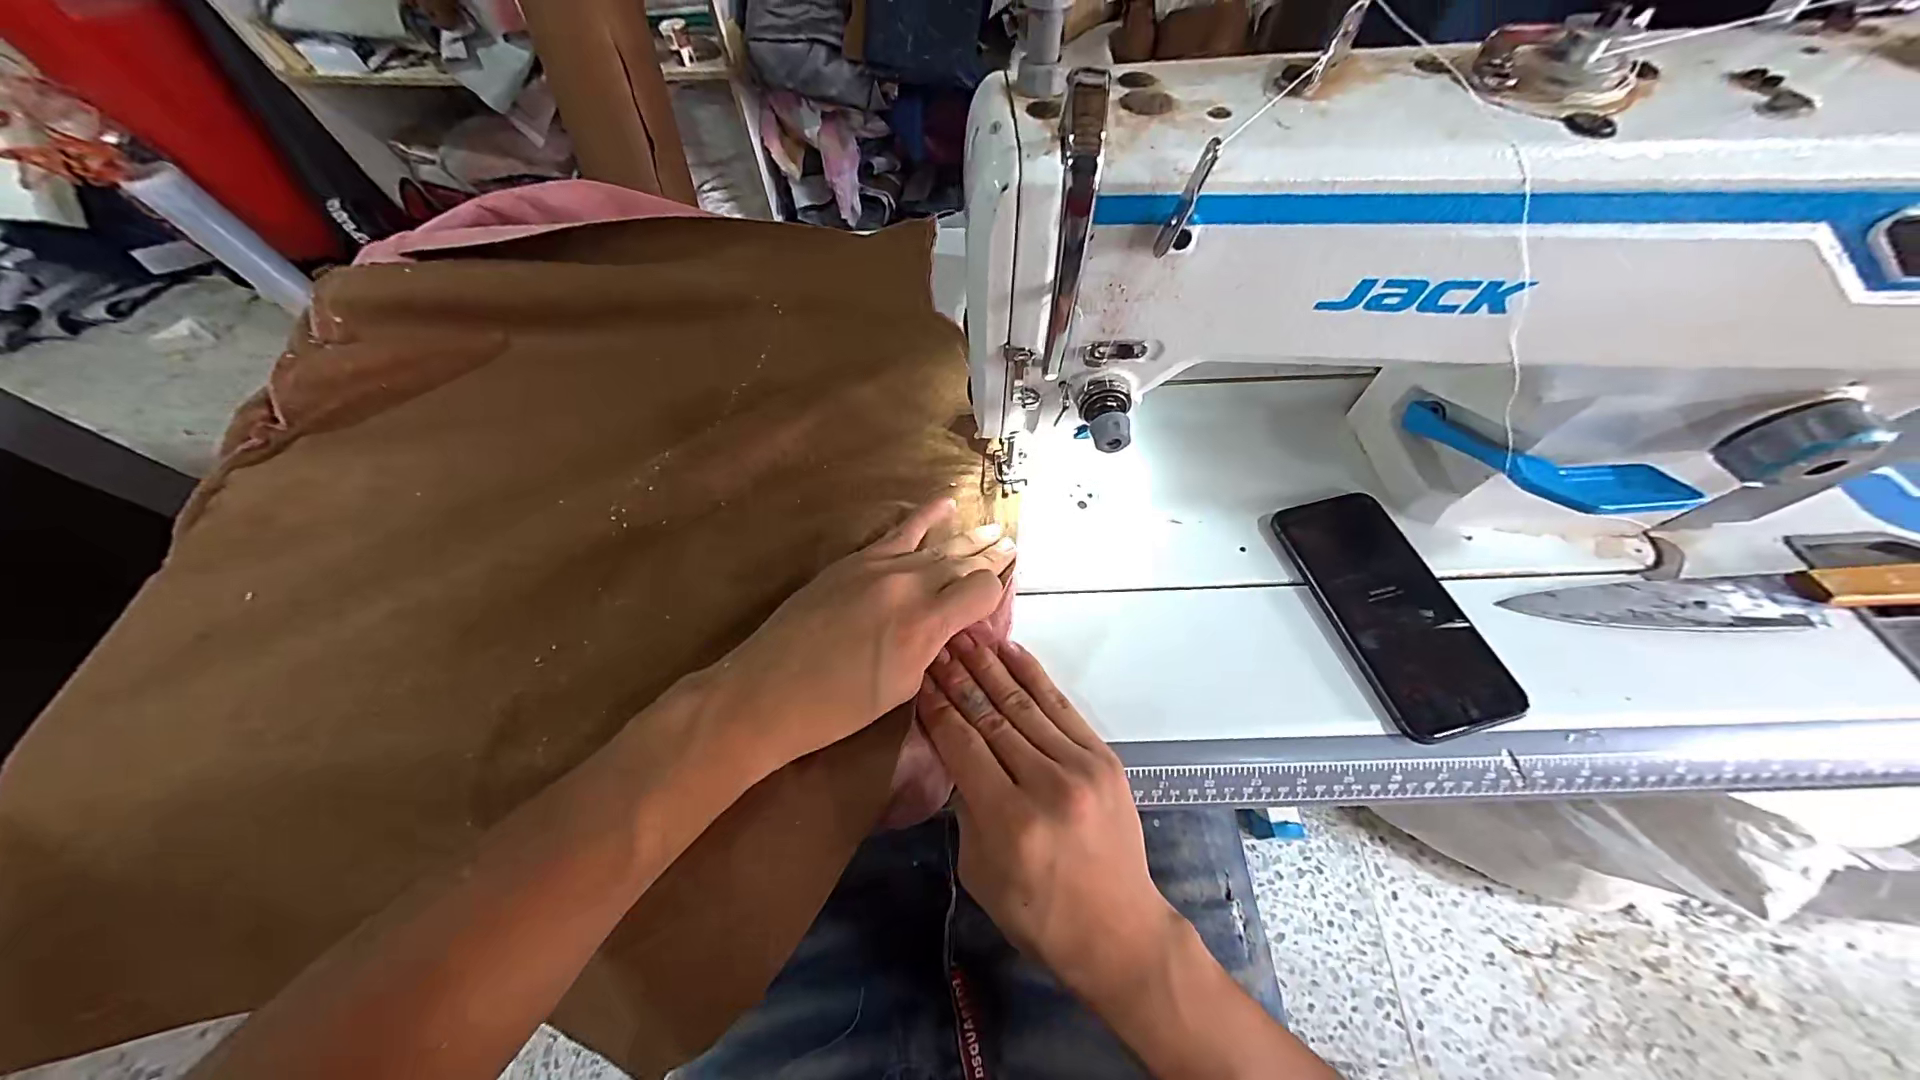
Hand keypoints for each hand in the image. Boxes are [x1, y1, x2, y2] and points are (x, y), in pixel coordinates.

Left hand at [716, 499, 1014, 768]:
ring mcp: (878, 566)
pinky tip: (946, 502)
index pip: (982, 590)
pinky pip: (898, 532)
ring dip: (968, 538)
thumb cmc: (837, 707)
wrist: (766, 692)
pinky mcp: (854, 561)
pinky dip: (925, 516)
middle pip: (962, 563)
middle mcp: (908, 586)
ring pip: (937, 545)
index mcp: (924, 625)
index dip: (996, 594)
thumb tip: (954, 624)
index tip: (996, 602)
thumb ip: (935, 646)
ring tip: (994, 530)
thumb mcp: (902, 686)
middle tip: (1011, 549)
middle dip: (990, 558)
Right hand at [917, 630, 1180, 997]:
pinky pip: (1063, 707)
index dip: (937, 706)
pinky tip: (1012, 652)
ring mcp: (1082, 767)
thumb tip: (954, 751)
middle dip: (959, 677)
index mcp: (1009, 819)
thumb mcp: (980, 870)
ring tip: (967, 636)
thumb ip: (965, 806)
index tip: (919, 675)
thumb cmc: (1038, 913)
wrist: (1118, 931)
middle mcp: (1047, 784)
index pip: (962, 745)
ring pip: (1025, 705)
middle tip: (937, 643)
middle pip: (992, 718)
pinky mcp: (1105, 759)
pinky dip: (1035, 676)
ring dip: (992, 667)